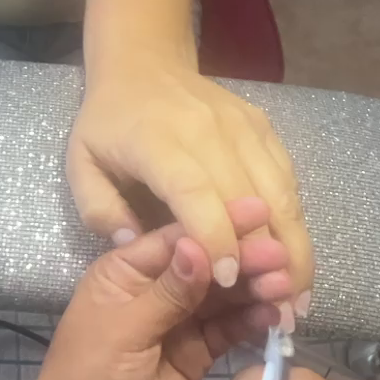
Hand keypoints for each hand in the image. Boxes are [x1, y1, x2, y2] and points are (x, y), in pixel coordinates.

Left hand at [10, 197, 290, 379]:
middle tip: (282, 259)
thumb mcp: (123, 332)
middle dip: (244, 259)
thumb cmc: (88, 377)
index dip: (217, 226)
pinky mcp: (197, 350)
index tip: (261, 213)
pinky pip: (230, 329)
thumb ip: (166, 293)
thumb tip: (199, 244)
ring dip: (255, 290)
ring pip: (224, 296)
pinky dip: (252, 323)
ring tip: (286, 288)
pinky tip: (277, 318)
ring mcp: (179, 319)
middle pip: (208, 265)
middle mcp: (156, 287)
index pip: (177, 239)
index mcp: (126, 271)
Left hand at [68, 60, 312, 309]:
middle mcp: (209, 131)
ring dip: (295, 250)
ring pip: (282, 194)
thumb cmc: (107, 124)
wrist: (144, 64)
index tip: (228, 279)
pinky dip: (296, 225)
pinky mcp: (265, 130)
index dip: (215, 236)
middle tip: (278, 314)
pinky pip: (288, 182)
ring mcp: (245, 128)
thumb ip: (100, 210)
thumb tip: (134, 247)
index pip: (196, 192)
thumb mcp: (81, 166)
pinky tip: (297, 265)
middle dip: (268, 259)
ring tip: (298, 302)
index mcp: (158, 142)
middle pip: (251, 199)